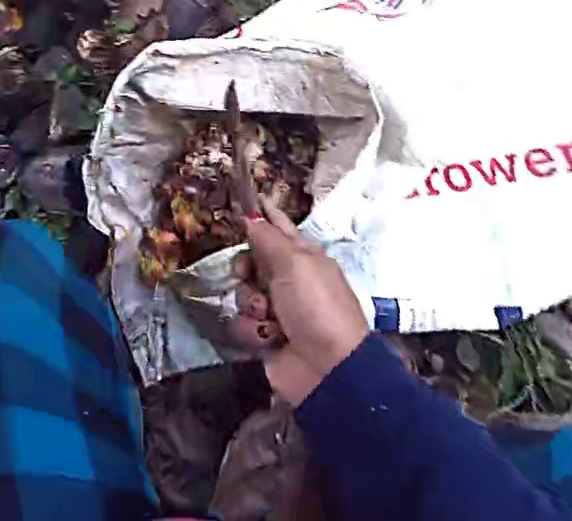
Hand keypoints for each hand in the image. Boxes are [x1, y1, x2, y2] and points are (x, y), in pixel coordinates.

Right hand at [230, 206, 368, 404]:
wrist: (328, 369)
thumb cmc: (315, 306)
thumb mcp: (294, 263)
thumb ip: (268, 239)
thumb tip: (252, 217)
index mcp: (303, 257)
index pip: (279, 227)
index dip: (264, 215)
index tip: (246, 202)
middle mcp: (289, 280)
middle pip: (253, 261)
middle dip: (246, 267)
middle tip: (247, 274)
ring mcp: (277, 310)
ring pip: (244, 293)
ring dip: (251, 303)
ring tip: (266, 315)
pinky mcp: (266, 337)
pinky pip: (243, 324)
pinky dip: (253, 330)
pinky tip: (268, 337)